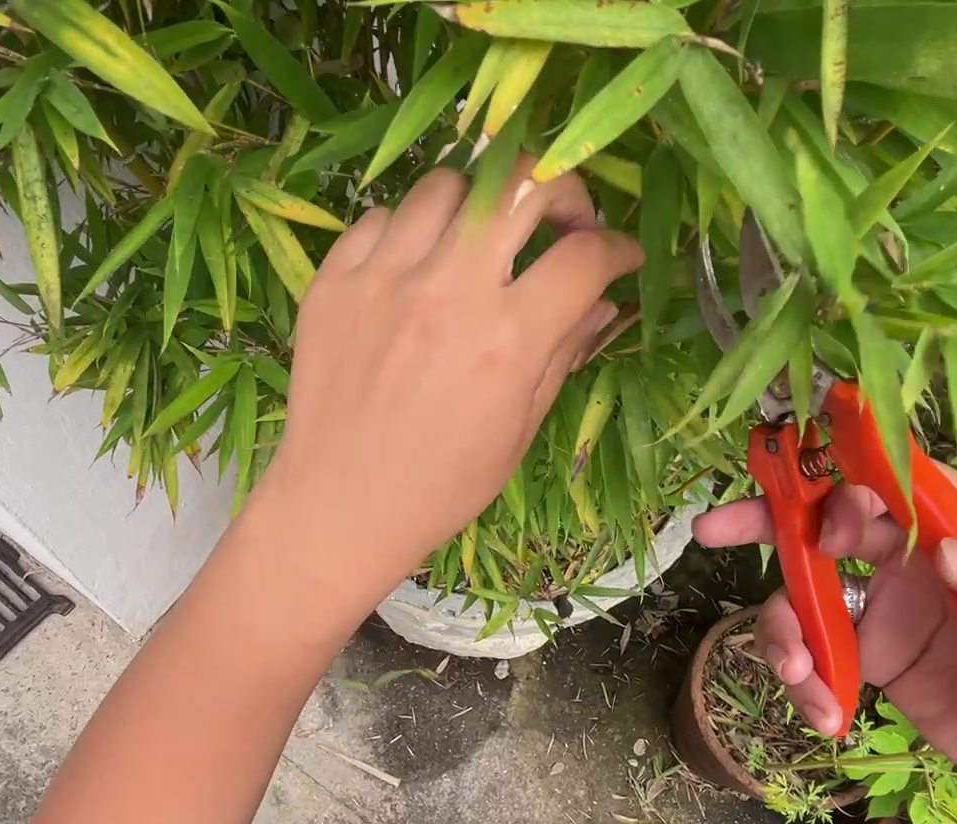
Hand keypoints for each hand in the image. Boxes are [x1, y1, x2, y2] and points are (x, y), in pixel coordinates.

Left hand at [254, 157, 642, 591]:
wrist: (340, 506)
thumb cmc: (440, 486)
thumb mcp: (517, 433)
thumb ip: (562, 356)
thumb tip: (603, 302)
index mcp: (506, 340)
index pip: (584, 256)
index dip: (620, 248)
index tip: (622, 256)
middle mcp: (446, 291)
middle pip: (519, 183)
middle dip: (561, 190)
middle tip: (563, 224)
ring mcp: (382, 279)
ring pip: (446, 185)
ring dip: (480, 204)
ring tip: (482, 242)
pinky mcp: (333, 282)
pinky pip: (381, 218)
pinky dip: (411, 231)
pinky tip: (417, 267)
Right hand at [693, 471, 956, 823]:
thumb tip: (954, 553)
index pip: (909, 485)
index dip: (854, 481)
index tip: (823, 513)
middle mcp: (922, 562)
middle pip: (829, 521)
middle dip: (768, 521)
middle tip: (714, 531)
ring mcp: (886, 609)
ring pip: (801, 593)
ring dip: (783, 631)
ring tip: (802, 681)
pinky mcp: (866, 656)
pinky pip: (809, 651)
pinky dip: (801, 679)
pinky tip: (824, 714)